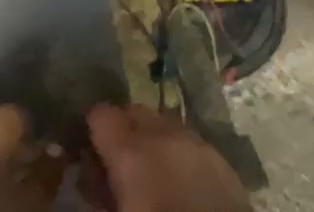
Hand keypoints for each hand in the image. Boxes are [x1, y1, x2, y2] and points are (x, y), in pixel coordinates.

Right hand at [85, 103, 250, 211]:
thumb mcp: (117, 209)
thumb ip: (98, 184)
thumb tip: (92, 173)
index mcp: (129, 150)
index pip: (100, 113)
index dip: (95, 131)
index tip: (96, 152)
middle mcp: (161, 134)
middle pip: (133, 111)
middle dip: (126, 130)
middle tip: (125, 162)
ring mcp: (194, 141)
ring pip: (164, 123)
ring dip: (155, 139)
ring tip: (157, 170)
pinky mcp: (221, 157)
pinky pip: (190, 141)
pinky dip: (181, 152)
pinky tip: (184, 178)